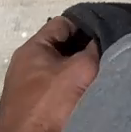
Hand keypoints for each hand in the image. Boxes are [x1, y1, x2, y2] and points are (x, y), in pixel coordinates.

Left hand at [0, 16, 100, 131]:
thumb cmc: (50, 104)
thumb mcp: (80, 69)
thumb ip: (93, 49)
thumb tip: (100, 40)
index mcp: (32, 48)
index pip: (64, 23)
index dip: (86, 24)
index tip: (105, 32)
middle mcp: (25, 64)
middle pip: (61, 47)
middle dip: (82, 50)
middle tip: (103, 54)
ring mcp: (26, 88)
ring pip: (59, 70)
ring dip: (76, 72)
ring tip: (96, 75)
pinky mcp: (30, 109)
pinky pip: (54, 89)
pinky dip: (68, 90)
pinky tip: (83, 95)